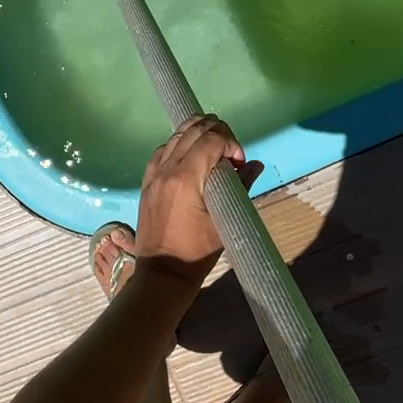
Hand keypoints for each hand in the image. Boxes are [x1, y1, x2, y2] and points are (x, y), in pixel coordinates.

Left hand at [135, 115, 263, 285]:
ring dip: (197, 134)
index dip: (231, 143)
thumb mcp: (225, 220)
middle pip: (193, 130)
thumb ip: (240, 187)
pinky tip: (191, 157)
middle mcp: (167, 169)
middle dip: (217, 132)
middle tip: (231, 152)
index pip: (211, 139)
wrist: (162, 272)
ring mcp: (154, 174)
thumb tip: (255, 165)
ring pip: (176, 135)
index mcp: (186, 178)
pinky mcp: (147, 181)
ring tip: (214, 148)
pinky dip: (180, 145)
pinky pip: (163, 150)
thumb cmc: (197, 252)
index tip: (239, 162)